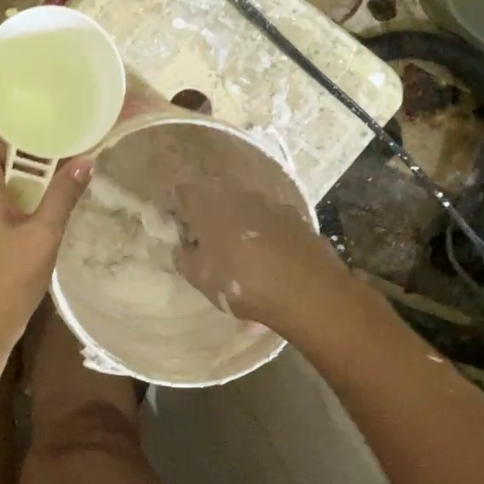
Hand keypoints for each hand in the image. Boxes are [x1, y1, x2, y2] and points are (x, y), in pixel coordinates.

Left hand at [0, 135, 91, 345]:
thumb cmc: (11, 276)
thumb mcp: (44, 234)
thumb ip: (63, 195)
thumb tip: (85, 160)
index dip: (10, 135)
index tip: (42, 135)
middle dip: (26, 158)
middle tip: (60, 156)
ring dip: (24, 182)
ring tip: (58, 180)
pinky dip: (17, 201)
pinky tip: (43, 212)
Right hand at [171, 182, 354, 332]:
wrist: (309, 292)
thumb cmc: (241, 282)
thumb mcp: (200, 278)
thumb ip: (184, 259)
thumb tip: (182, 249)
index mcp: (207, 202)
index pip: (181, 192)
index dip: (174, 208)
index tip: (175, 228)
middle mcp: (237, 193)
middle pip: (214, 197)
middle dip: (207, 216)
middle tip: (204, 243)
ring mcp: (270, 203)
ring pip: (244, 209)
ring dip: (237, 225)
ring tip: (239, 255)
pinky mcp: (296, 218)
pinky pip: (270, 222)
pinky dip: (264, 235)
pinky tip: (268, 260)